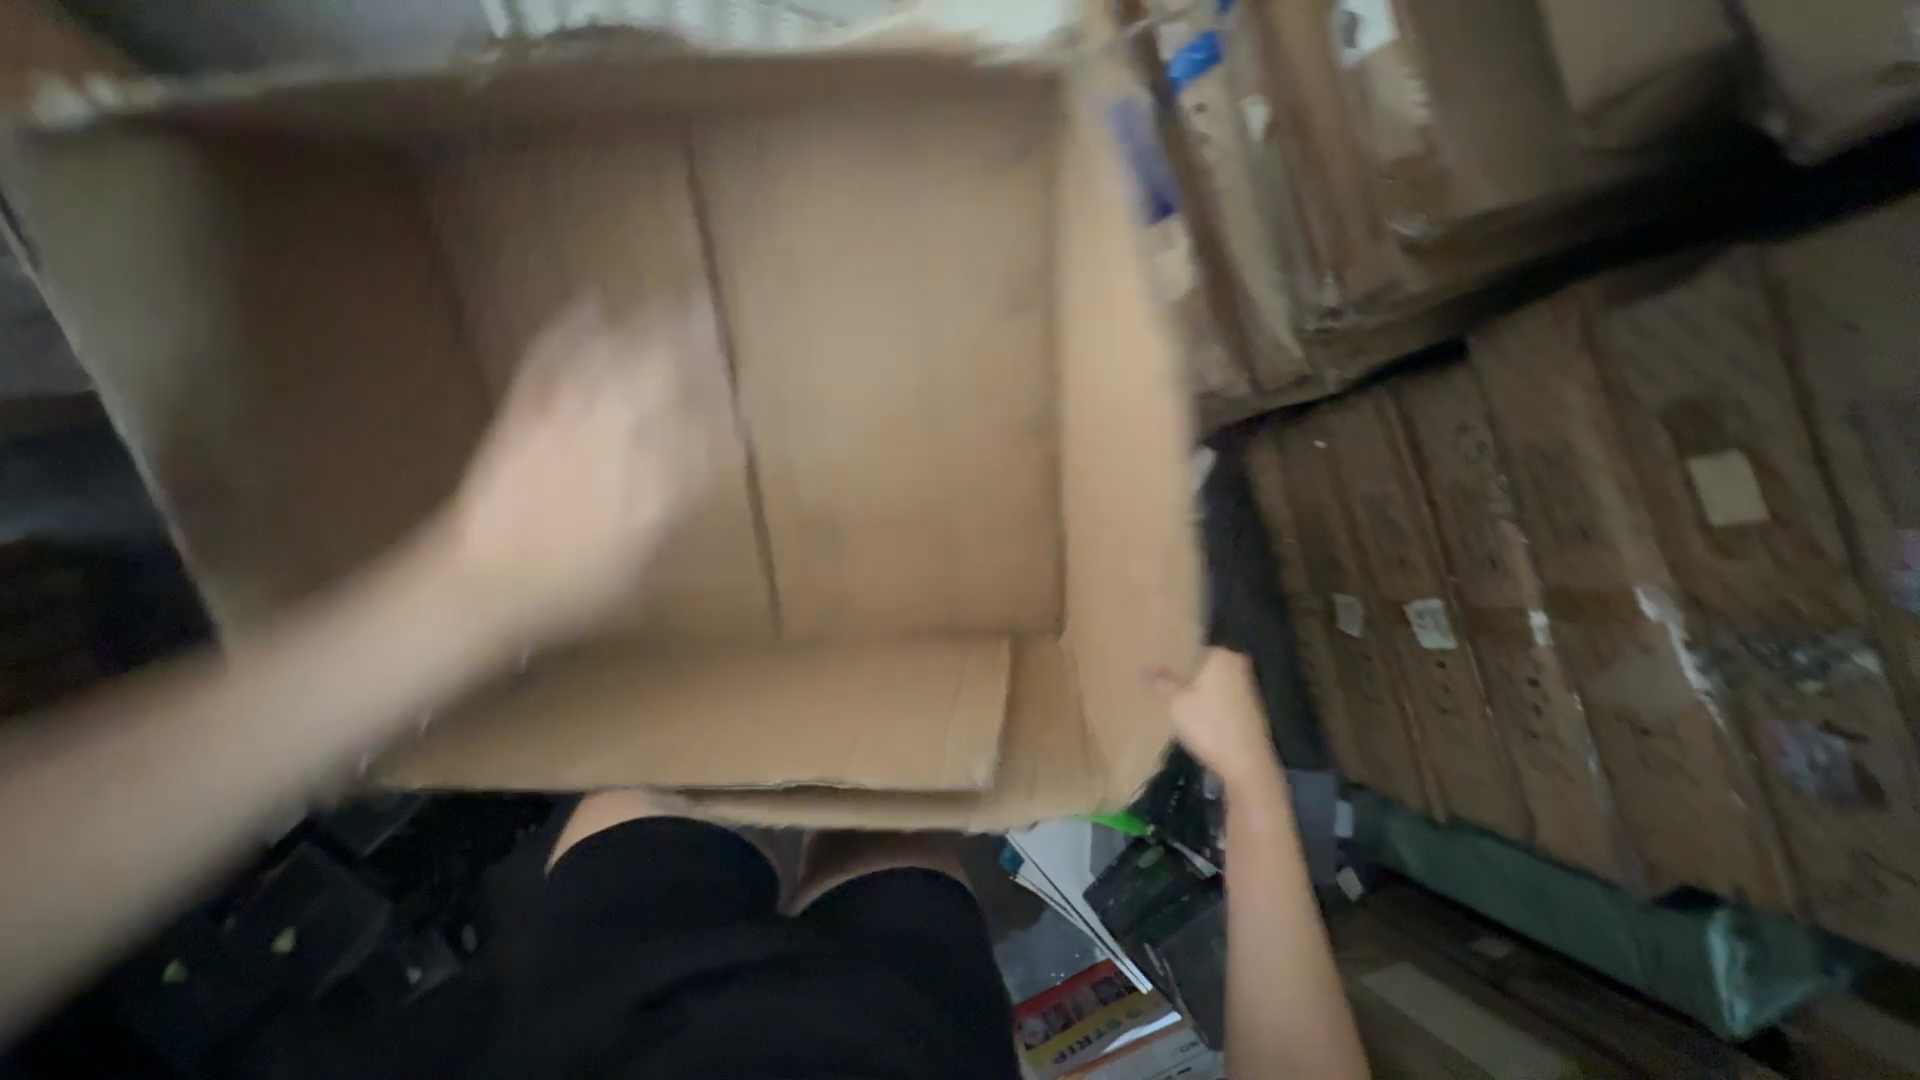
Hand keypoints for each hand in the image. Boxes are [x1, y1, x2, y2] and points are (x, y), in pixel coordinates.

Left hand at [434, 300, 738, 643]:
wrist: (485, 581)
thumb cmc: (573, 583)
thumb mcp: (639, 557)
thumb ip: (674, 503)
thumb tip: (703, 468)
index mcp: (649, 483)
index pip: (701, 436)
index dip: (726, 418)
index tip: (745, 406)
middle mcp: (611, 442)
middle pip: (660, 379)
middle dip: (692, 345)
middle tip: (715, 317)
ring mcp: (565, 422)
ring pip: (613, 362)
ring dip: (646, 327)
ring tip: (672, 300)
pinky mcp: (526, 415)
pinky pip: (551, 364)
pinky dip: (571, 332)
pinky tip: (589, 304)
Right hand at [1153, 649, 1281, 790]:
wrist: (1247, 763)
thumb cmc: (1208, 725)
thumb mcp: (1176, 703)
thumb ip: (1160, 682)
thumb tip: (1144, 667)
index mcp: (1221, 656)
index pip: (1193, 649)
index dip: (1174, 660)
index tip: (1158, 670)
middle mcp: (1238, 666)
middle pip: (1205, 666)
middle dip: (1186, 674)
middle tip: (1161, 684)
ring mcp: (1248, 688)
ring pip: (1215, 683)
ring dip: (1198, 690)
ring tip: (1175, 701)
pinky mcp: (1252, 710)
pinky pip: (1224, 699)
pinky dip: (1211, 704)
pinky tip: (1197, 717)